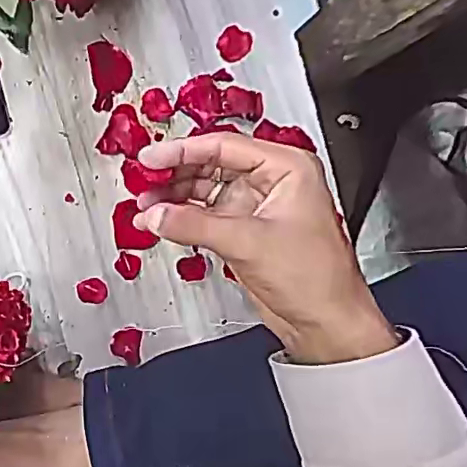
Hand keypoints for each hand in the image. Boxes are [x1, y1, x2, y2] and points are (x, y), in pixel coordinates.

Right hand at [134, 134, 396, 364]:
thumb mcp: (249, 242)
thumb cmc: (316, 279)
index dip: (182, 151)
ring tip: (146, 204)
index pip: (224, 146)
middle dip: (174, 173)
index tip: (151, 158)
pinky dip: (181, 218)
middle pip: (211, 164)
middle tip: (142, 181)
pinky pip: (205, 215)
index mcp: (286, 168)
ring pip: (205, 189)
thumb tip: (158, 213)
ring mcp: (256, 206)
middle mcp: (271, 182)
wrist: (325, 321)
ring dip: (174, 197)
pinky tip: (160, 222)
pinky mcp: (244, 230)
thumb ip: (195, 225)